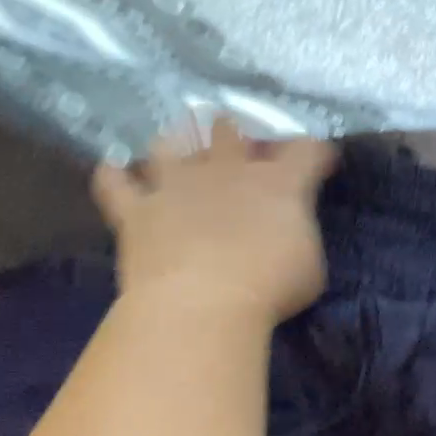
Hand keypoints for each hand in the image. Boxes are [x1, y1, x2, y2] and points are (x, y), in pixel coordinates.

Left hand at [92, 118, 335, 324]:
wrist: (203, 303)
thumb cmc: (274, 285)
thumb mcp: (310, 258)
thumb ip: (297, 229)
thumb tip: (286, 223)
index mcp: (280, 184)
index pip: (306, 150)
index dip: (315, 152)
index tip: (320, 162)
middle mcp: (228, 172)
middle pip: (231, 132)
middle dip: (240, 133)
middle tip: (246, 146)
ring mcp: (175, 187)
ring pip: (169, 146)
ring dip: (177, 143)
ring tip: (182, 147)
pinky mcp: (135, 210)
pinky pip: (114, 182)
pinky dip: (116, 175)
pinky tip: (119, 170)